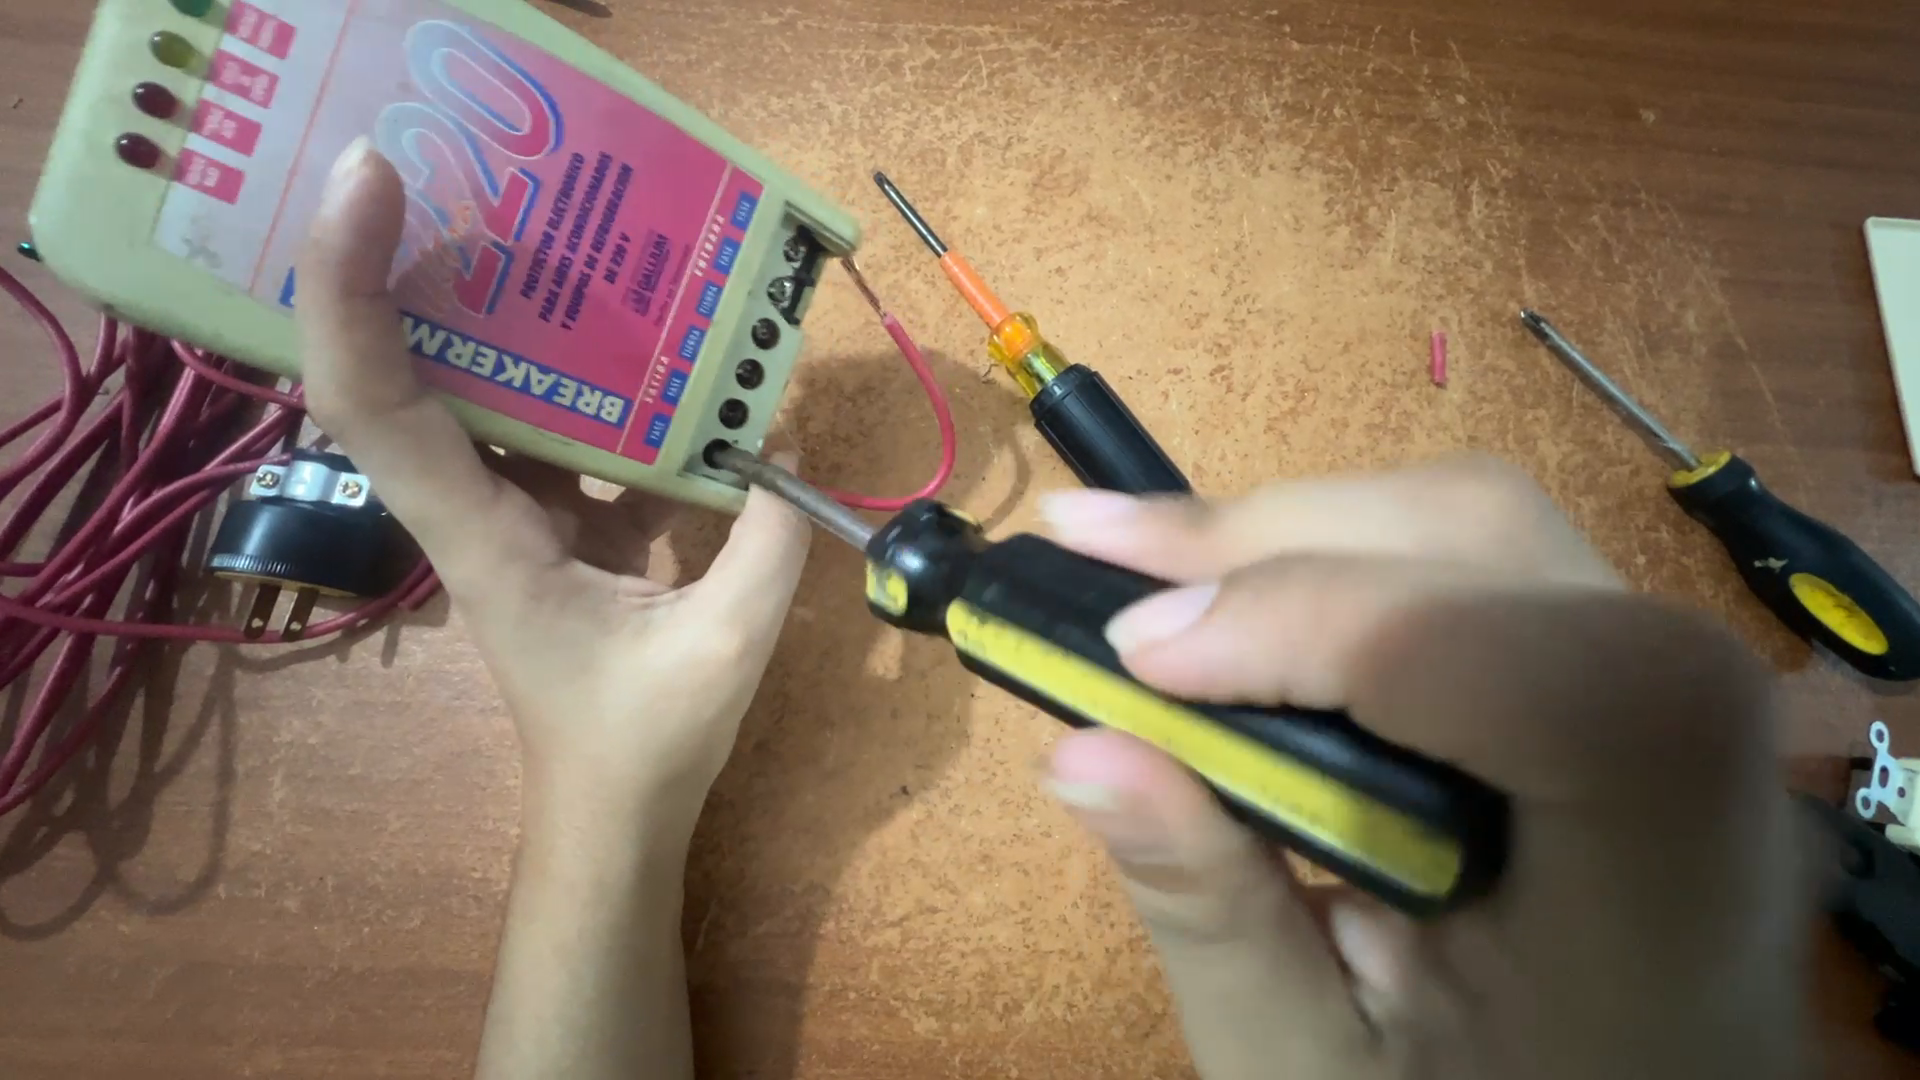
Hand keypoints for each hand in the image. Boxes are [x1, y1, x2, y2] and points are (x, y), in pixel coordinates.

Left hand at [295, 139, 810, 831]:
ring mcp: (520, 525)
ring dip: (528, 333)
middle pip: (418, 378)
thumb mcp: (730, 642)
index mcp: (488, 545)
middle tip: (502, 190)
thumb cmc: (651, 742)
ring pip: (499, 408)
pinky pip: (569, 446)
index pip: (379, 404)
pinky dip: (603, 401)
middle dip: (437, 276)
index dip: (352, 288)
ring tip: (582, 257)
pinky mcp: (563, 535)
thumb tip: (785, 439)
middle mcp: (481, 519)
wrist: (619, 812)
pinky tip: (660, 369)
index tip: (375, 183)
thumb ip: (767, 540)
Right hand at [1038, 458, 1803, 1079]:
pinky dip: (1305, 543)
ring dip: (1274, 526)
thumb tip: (1081, 751)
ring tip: (1135, 551)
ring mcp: (1633, 676)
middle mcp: (1690, 747)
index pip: (1555, 680)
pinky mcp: (1565, 648)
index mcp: (1662, 896)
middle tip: (1092, 549)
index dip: (1327, 629)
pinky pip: (1434, 546)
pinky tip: (1217, 573)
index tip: (1138, 656)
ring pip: (1451, 518)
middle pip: (1481, 544)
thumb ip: (1208, 909)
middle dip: (1261, 540)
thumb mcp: (1303, 1062)